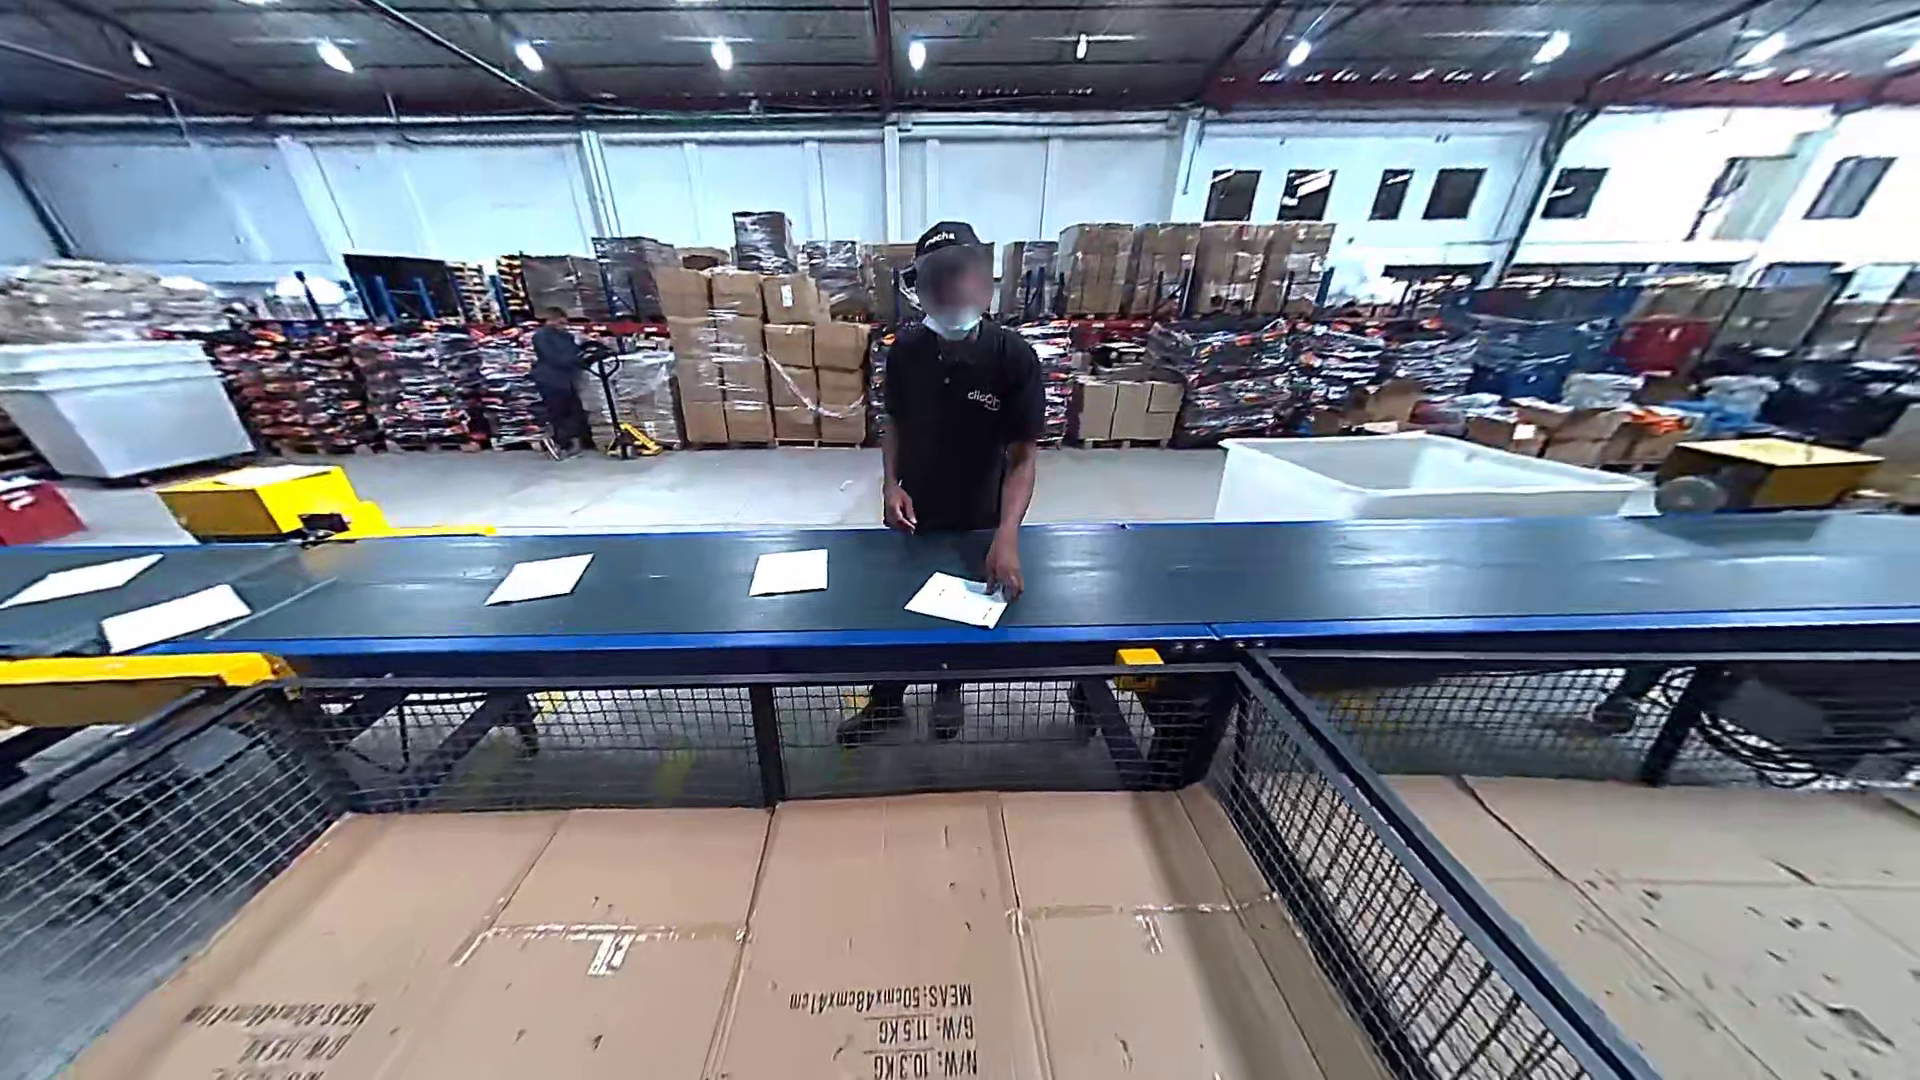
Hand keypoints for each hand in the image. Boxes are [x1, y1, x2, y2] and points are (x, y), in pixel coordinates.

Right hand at [883, 482, 916, 532]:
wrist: (889, 489)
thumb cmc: (898, 493)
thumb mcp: (907, 500)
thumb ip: (910, 511)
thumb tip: (913, 521)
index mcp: (893, 508)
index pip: (900, 520)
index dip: (907, 526)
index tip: (913, 528)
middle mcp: (888, 513)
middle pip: (896, 525)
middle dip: (904, 529)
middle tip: (912, 531)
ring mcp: (886, 515)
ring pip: (893, 526)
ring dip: (901, 529)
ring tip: (909, 530)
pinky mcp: (886, 517)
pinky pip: (891, 524)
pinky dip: (897, 527)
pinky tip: (902, 527)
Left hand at [984, 531, 1022, 600]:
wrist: (1007, 537)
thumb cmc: (997, 548)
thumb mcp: (989, 563)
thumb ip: (990, 578)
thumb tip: (989, 589)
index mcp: (1004, 573)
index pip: (1008, 590)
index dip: (1007, 598)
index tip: (1003, 602)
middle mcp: (1013, 573)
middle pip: (1018, 590)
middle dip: (1015, 597)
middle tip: (1009, 601)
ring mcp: (1018, 570)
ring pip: (1021, 585)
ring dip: (1017, 591)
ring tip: (1010, 595)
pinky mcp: (1019, 567)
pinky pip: (1020, 579)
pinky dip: (1017, 585)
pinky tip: (1011, 585)